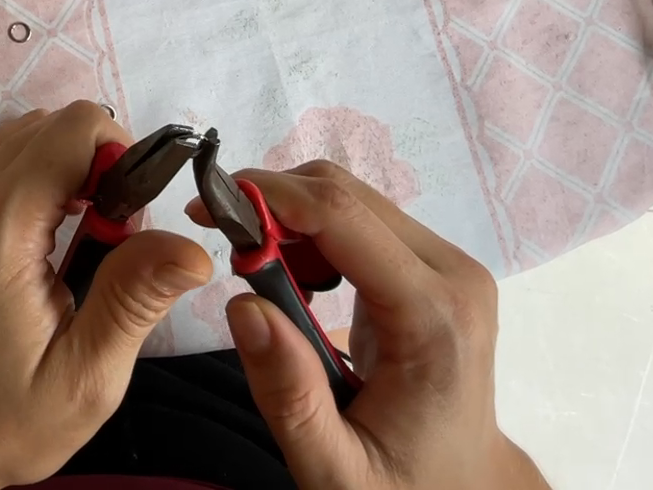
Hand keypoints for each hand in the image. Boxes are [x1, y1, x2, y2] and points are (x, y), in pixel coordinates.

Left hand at [0, 101, 211, 489]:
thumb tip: (195, 247)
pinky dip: (43, 176)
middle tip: (114, 241)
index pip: (77, 127)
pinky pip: (7, 155)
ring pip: (32, 133)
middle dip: (104, 164)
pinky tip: (50, 238)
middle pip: (57, 124)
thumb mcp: (82, 377)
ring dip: (74, 168)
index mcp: (0, 220)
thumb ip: (133, 299)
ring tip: (84, 242)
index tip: (134, 222)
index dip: (123, 156)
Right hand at [188, 161, 548, 489]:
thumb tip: (243, 305)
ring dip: (284, 216)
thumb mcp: (338, 474)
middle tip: (223, 244)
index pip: (339, 215)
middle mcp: (450, 272)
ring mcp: (444, 263)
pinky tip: (294, 278)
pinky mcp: (429, 263)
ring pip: (342, 195)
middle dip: (267, 203)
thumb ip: (290, 397)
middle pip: (340, 192)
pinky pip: (353, 215)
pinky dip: (305, 228)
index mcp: (434, 316)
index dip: (265, 197)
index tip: (202, 210)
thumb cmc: (403, 486)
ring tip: (259, 272)